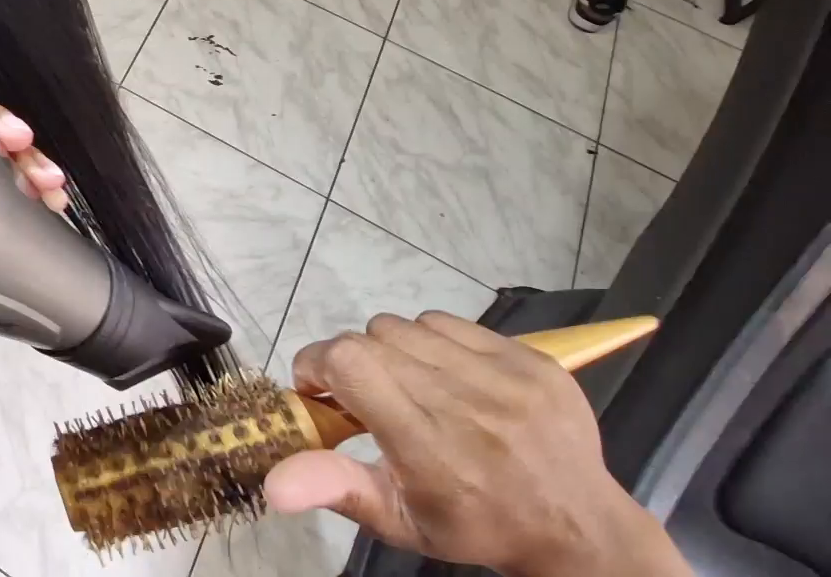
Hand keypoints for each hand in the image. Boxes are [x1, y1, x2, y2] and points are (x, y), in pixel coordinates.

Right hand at [263, 312, 689, 576]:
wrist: (585, 533)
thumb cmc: (474, 527)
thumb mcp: (398, 520)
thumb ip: (334, 488)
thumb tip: (272, 484)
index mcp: (429, 448)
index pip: (348, 363)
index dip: (317, 364)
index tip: (319, 391)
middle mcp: (466, 405)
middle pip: (367, 340)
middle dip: (350, 362)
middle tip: (365, 395)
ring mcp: (505, 378)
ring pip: (401, 326)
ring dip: (388, 349)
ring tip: (408, 385)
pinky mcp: (532, 360)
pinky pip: (446, 322)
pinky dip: (430, 341)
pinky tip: (446, 375)